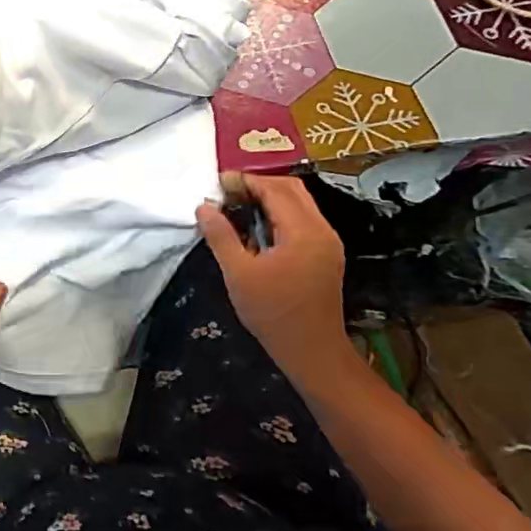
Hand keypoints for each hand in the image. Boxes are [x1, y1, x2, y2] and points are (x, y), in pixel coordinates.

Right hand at [196, 173, 345, 355]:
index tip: (217, 183)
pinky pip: (301, 221)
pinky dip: (277, 215)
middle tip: (225, 193)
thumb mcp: (238, 273)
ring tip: (235, 208)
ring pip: (299, 204)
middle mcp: (322, 231)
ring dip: (268, 199)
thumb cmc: (272, 312)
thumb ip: (221, 236)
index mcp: (304, 232)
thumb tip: (203, 207)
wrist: (311, 350)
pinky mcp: (324, 255)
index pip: (275, 190)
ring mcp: (327, 243)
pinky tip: (254, 229)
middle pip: (292, 190)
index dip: (245, 181)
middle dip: (258, 185)